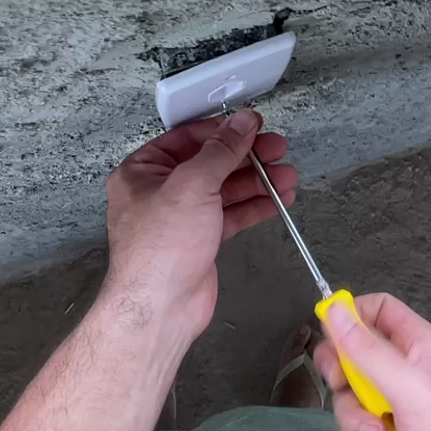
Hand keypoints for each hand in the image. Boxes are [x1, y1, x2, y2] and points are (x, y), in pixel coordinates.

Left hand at [103, 110, 296, 341]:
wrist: (161, 308)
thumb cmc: (160, 248)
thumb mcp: (192, 184)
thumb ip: (221, 150)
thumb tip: (241, 122)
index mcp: (143, 170)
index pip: (188, 137)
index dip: (223, 129)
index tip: (253, 125)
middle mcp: (159, 191)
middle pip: (210, 163)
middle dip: (246, 157)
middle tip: (277, 149)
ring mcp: (181, 217)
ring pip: (224, 189)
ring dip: (256, 182)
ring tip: (287, 175)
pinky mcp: (200, 240)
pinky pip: (230, 214)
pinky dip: (254, 206)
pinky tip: (277, 199)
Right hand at [316, 294, 430, 430]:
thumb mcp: (410, 388)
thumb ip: (368, 350)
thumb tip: (334, 310)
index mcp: (415, 345)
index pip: (375, 310)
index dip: (349, 317)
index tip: (331, 338)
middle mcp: (403, 373)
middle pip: (350, 360)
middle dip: (345, 385)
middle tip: (353, 395)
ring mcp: (394, 410)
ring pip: (349, 405)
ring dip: (359, 428)